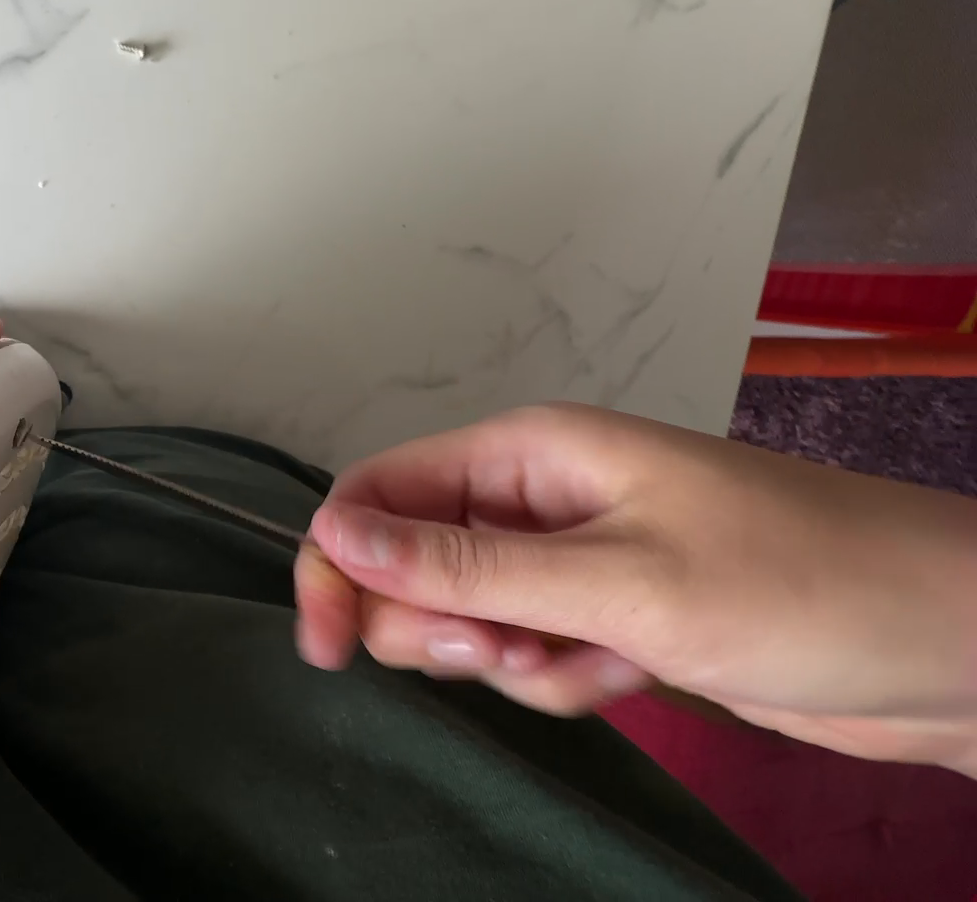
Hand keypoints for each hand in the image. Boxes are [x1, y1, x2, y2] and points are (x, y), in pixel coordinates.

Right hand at [294, 403, 976, 775]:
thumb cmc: (803, 590)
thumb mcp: (617, 583)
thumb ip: (461, 565)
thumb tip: (332, 537)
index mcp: (518, 455)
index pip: (375, 496)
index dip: (337, 561)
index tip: (326, 642)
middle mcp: (522, 497)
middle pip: (408, 560)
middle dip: (440, 621)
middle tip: (503, 654)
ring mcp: (556, 555)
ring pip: (460, 612)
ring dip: (505, 655)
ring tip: (589, 663)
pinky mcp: (588, 608)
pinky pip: (519, 647)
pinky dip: (555, 676)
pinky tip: (626, 675)